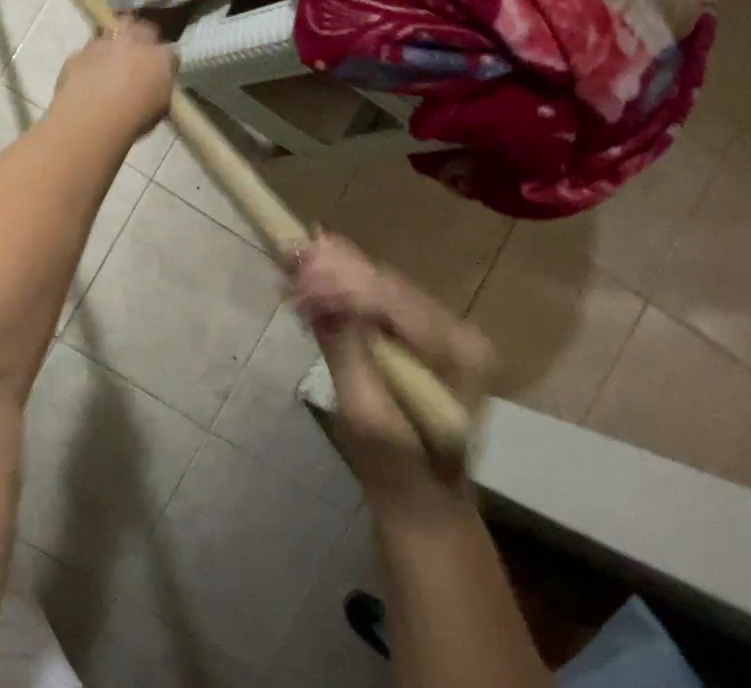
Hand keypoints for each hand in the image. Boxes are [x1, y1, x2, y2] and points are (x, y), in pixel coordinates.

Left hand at [48, 16, 175, 144]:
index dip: (163, 59)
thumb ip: (160, 85)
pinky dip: (89, 60)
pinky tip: (86, 76)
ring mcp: (102, 44)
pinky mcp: (77, 54)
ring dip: (112, 44)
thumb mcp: (160, 107)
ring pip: (110, 34)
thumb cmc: (132, 120)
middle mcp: (132, 42)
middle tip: (135, 55)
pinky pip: (86, 52)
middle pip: (139, 27)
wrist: (90, 121)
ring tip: (108, 63)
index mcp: (159, 57)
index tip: (159, 69)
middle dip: (139, 37)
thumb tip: (156, 81)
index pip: (169, 51)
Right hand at [288, 233, 493, 522]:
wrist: (423, 499)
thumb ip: (346, 354)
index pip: (392, 300)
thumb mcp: (365, 416)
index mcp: (456, 354)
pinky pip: (382, 303)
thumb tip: (318, 300)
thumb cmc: (394, 467)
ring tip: (293, 261)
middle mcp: (461, 334)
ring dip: (337, 274)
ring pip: (384, 289)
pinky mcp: (427, 341)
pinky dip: (345, 290)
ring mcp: (448, 336)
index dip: (342, 277)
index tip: (296, 262)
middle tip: (288, 250)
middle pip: (389, 287)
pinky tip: (314, 281)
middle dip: (336, 268)